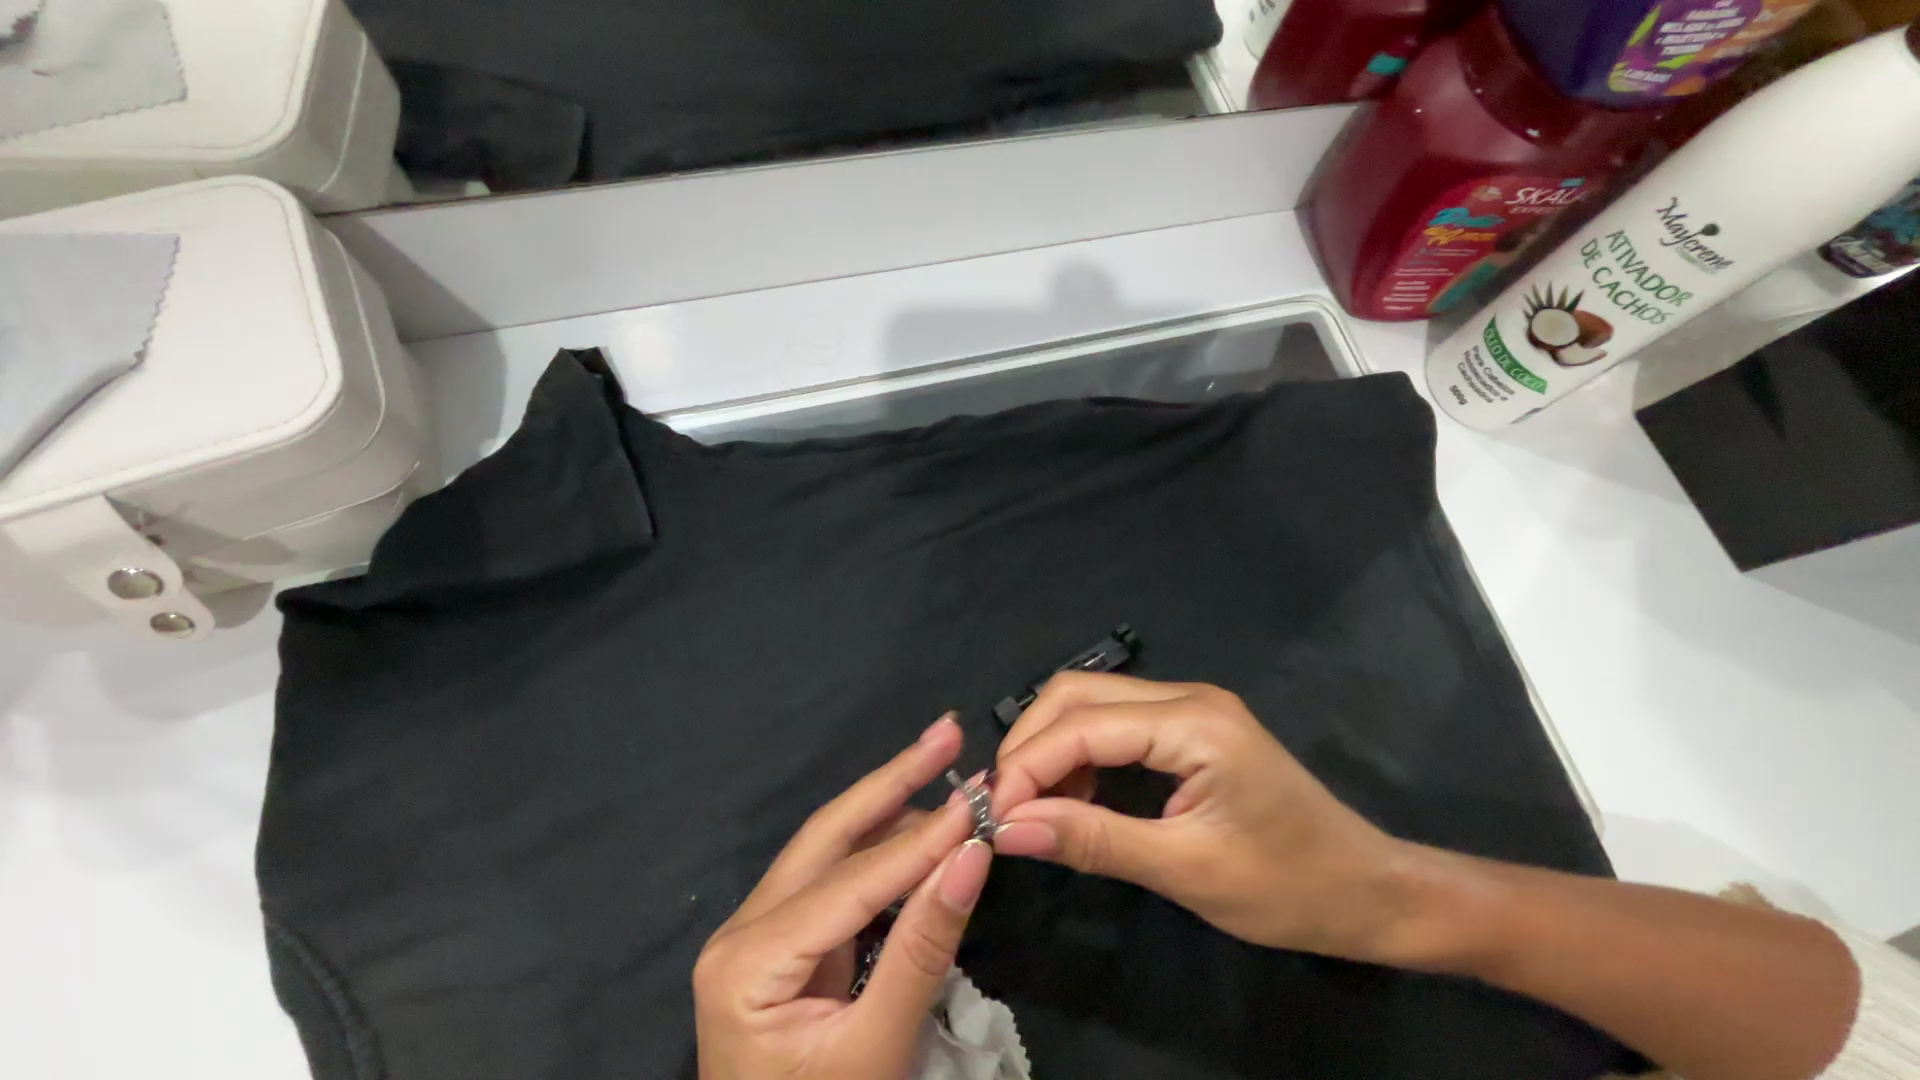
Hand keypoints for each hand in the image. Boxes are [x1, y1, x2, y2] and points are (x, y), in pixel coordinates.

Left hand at [694, 714, 994, 1079]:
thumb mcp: (876, 1050)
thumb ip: (922, 950)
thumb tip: (972, 856)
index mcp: (749, 960)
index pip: (851, 880)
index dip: (921, 839)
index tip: (979, 797)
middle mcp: (744, 929)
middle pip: (828, 837)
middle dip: (892, 780)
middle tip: (947, 732)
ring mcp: (760, 933)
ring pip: (830, 849)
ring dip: (891, 805)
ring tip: (945, 766)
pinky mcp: (784, 944)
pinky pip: (837, 880)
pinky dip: (884, 849)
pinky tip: (920, 823)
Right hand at [989, 673, 1436, 965]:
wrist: (1368, 890)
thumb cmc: (1287, 887)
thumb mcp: (1185, 870)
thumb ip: (1093, 840)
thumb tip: (1007, 829)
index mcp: (1193, 723)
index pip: (1081, 725)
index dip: (1027, 765)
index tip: (992, 815)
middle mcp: (1187, 696)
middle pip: (1076, 695)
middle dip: (1030, 745)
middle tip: (1006, 807)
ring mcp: (1190, 706)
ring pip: (1091, 704)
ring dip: (1051, 748)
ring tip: (1033, 807)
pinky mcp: (1190, 726)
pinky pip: (1115, 723)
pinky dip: (1081, 755)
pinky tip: (1074, 798)